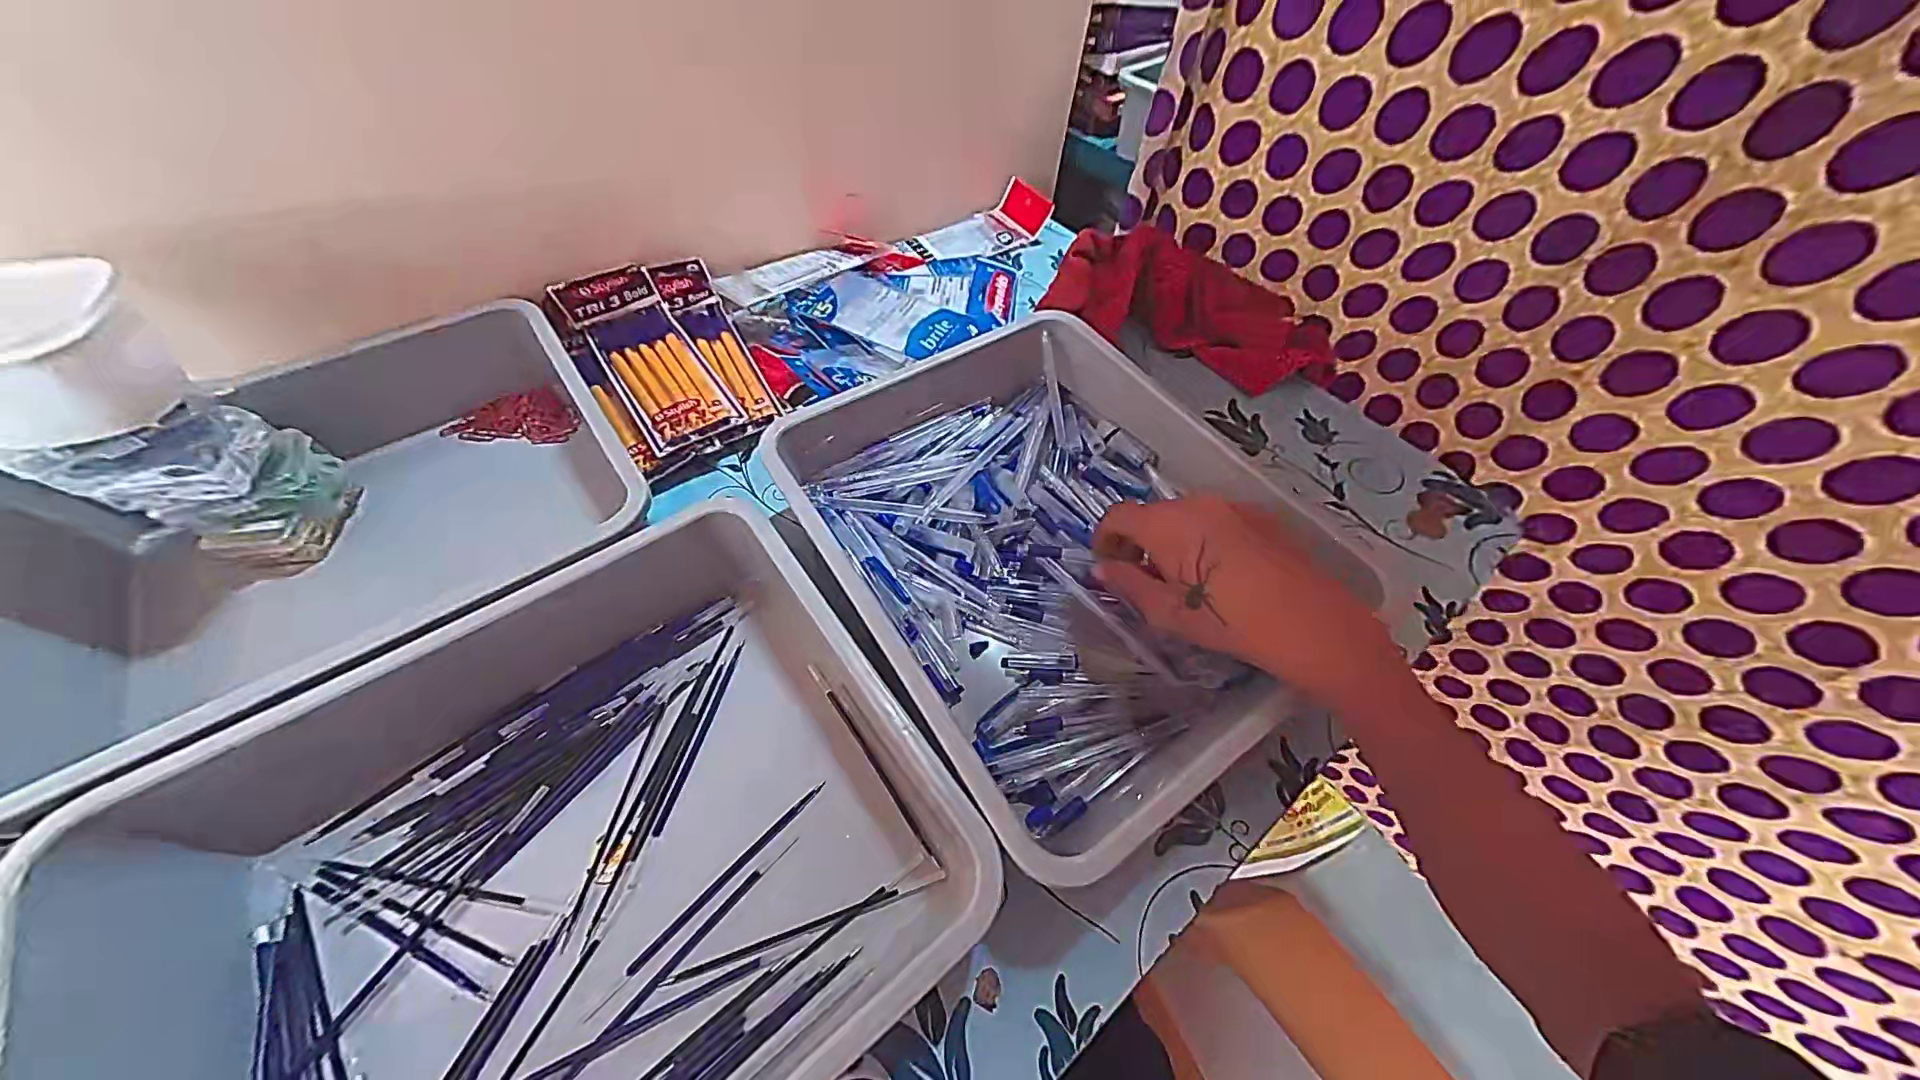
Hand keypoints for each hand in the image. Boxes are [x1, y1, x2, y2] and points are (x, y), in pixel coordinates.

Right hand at [1093, 495, 1404, 710]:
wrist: (1315, 626)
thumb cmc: (1231, 623)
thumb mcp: (1169, 613)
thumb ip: (1129, 585)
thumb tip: (1103, 569)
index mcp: (1168, 524)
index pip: (1118, 516)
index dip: (1104, 540)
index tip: (1107, 568)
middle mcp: (1198, 504)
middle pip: (1151, 515)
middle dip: (1138, 544)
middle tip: (1144, 583)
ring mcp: (1233, 507)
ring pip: (1184, 517)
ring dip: (1170, 542)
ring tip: (1184, 584)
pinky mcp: (1261, 518)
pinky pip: (1215, 521)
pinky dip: (1201, 540)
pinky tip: (1219, 577)